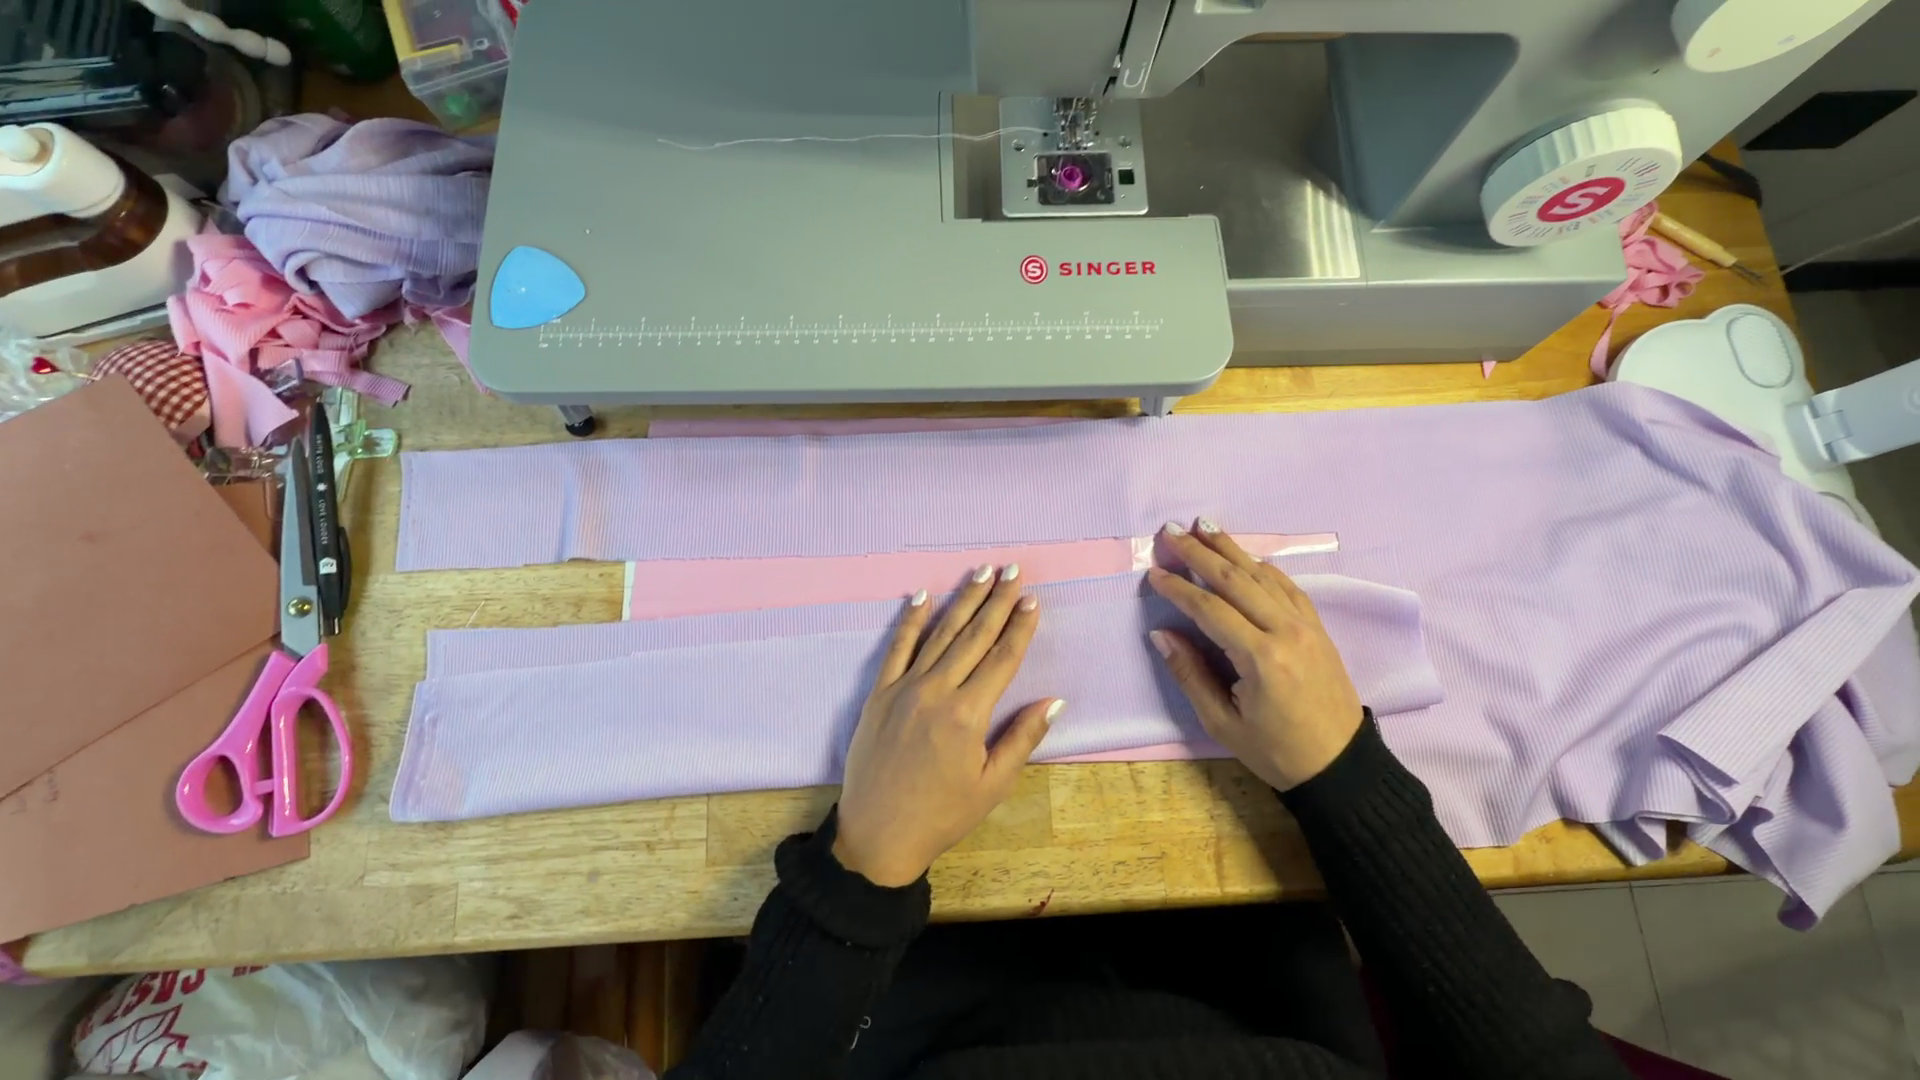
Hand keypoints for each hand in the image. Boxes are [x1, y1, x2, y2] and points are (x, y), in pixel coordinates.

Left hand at [833, 565, 1061, 886]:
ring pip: (939, 634)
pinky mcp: (878, 694)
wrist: (876, 834)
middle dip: (997, 601)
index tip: (1033, 600)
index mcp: (967, 715)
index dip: (1020, 627)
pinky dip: (909, 621)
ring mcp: (903, 688)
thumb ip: (1022, 739)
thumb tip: (1053, 701)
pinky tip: (921, 596)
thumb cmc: (941, 816)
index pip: (1002, 659)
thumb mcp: (991, 786)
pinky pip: (896, 648)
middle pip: (973, 636)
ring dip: (962, 600)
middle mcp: (936, 691)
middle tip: (1014, 570)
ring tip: (981, 572)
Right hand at [1146, 520, 1363, 791]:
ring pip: (1263, 576)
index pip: (1210, 609)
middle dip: (1201, 553)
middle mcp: (1286, 632)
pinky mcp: (1319, 629)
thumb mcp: (1222, 723)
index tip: (1154, 572)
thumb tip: (1162, 634)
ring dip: (1231, 549)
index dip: (1179, 588)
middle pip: (1236, 580)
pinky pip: (1288, 587)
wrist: (1340, 765)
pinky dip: (1263, 568)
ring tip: (1204, 526)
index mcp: (1261, 658)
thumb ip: (1191, 674)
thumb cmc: (1275, 751)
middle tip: (1172, 531)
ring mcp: (1307, 627)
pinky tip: (1247, 557)